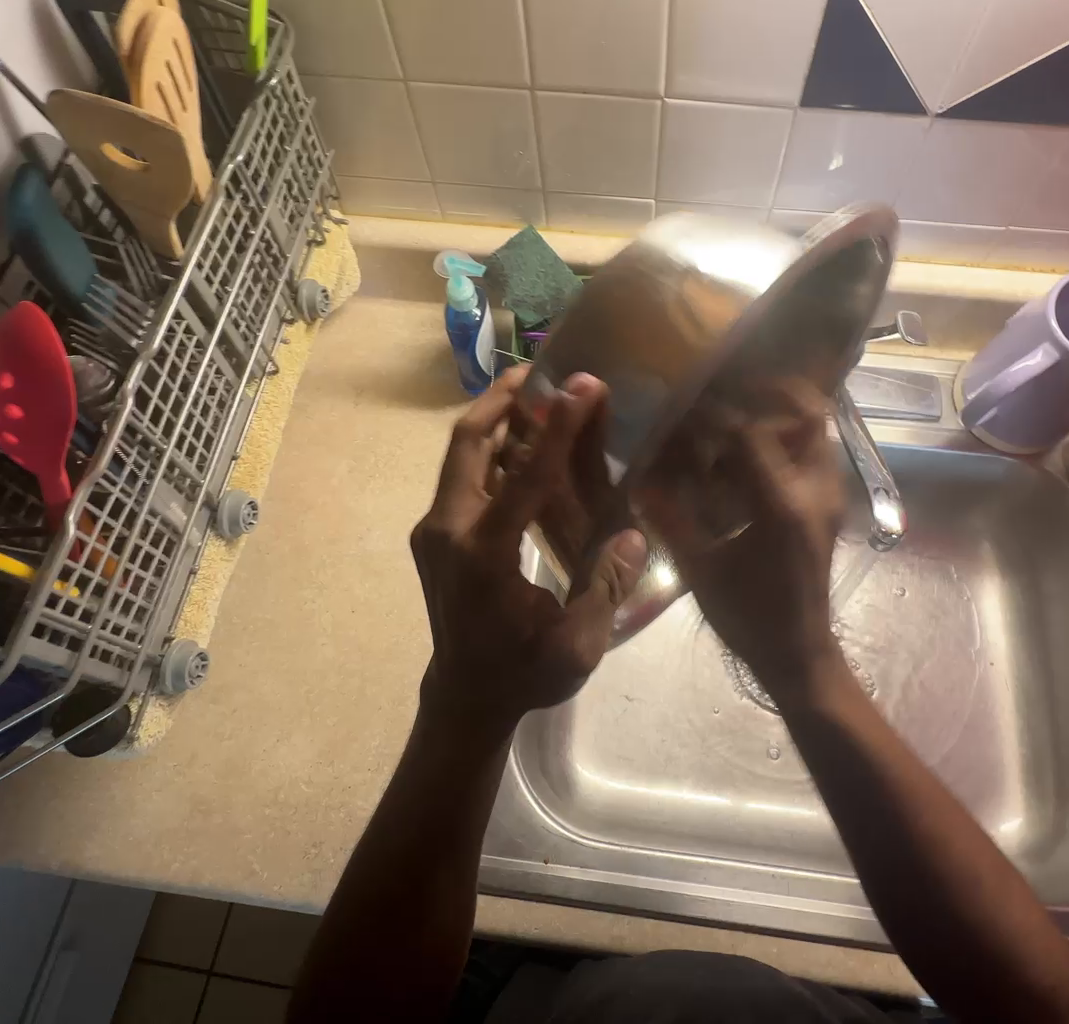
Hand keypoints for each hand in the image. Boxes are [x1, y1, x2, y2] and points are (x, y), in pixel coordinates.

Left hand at [412, 366, 648, 734]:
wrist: (465, 697)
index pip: (523, 476)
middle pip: (467, 442)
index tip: (582, 384)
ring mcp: (434, 531)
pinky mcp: (434, 536)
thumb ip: (605, 586)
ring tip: (534, 394)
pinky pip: (462, 477)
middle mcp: (448, 532)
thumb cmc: (523, 674)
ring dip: (494, 420)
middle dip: (503, 400)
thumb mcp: (576, 645)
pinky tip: (521, 444)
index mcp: (483, 557)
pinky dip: (489, 450)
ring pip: (460, 455)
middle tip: (541, 370)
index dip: (557, 428)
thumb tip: (635, 534)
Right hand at [640, 378, 846, 706]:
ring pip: (817, 429)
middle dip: (768, 391)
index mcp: (781, 505)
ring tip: (737, 412)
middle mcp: (815, 490)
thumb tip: (639, 479)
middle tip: (726, 389)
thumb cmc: (749, 617)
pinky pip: (815, 451)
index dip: (713, 412)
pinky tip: (748, 450)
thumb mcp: (700, 569)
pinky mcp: (829, 505)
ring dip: (781, 411)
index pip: (750, 431)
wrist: (799, 653)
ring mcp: (829, 496)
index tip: (683, 407)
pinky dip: (788, 436)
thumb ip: (670, 519)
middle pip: (807, 412)